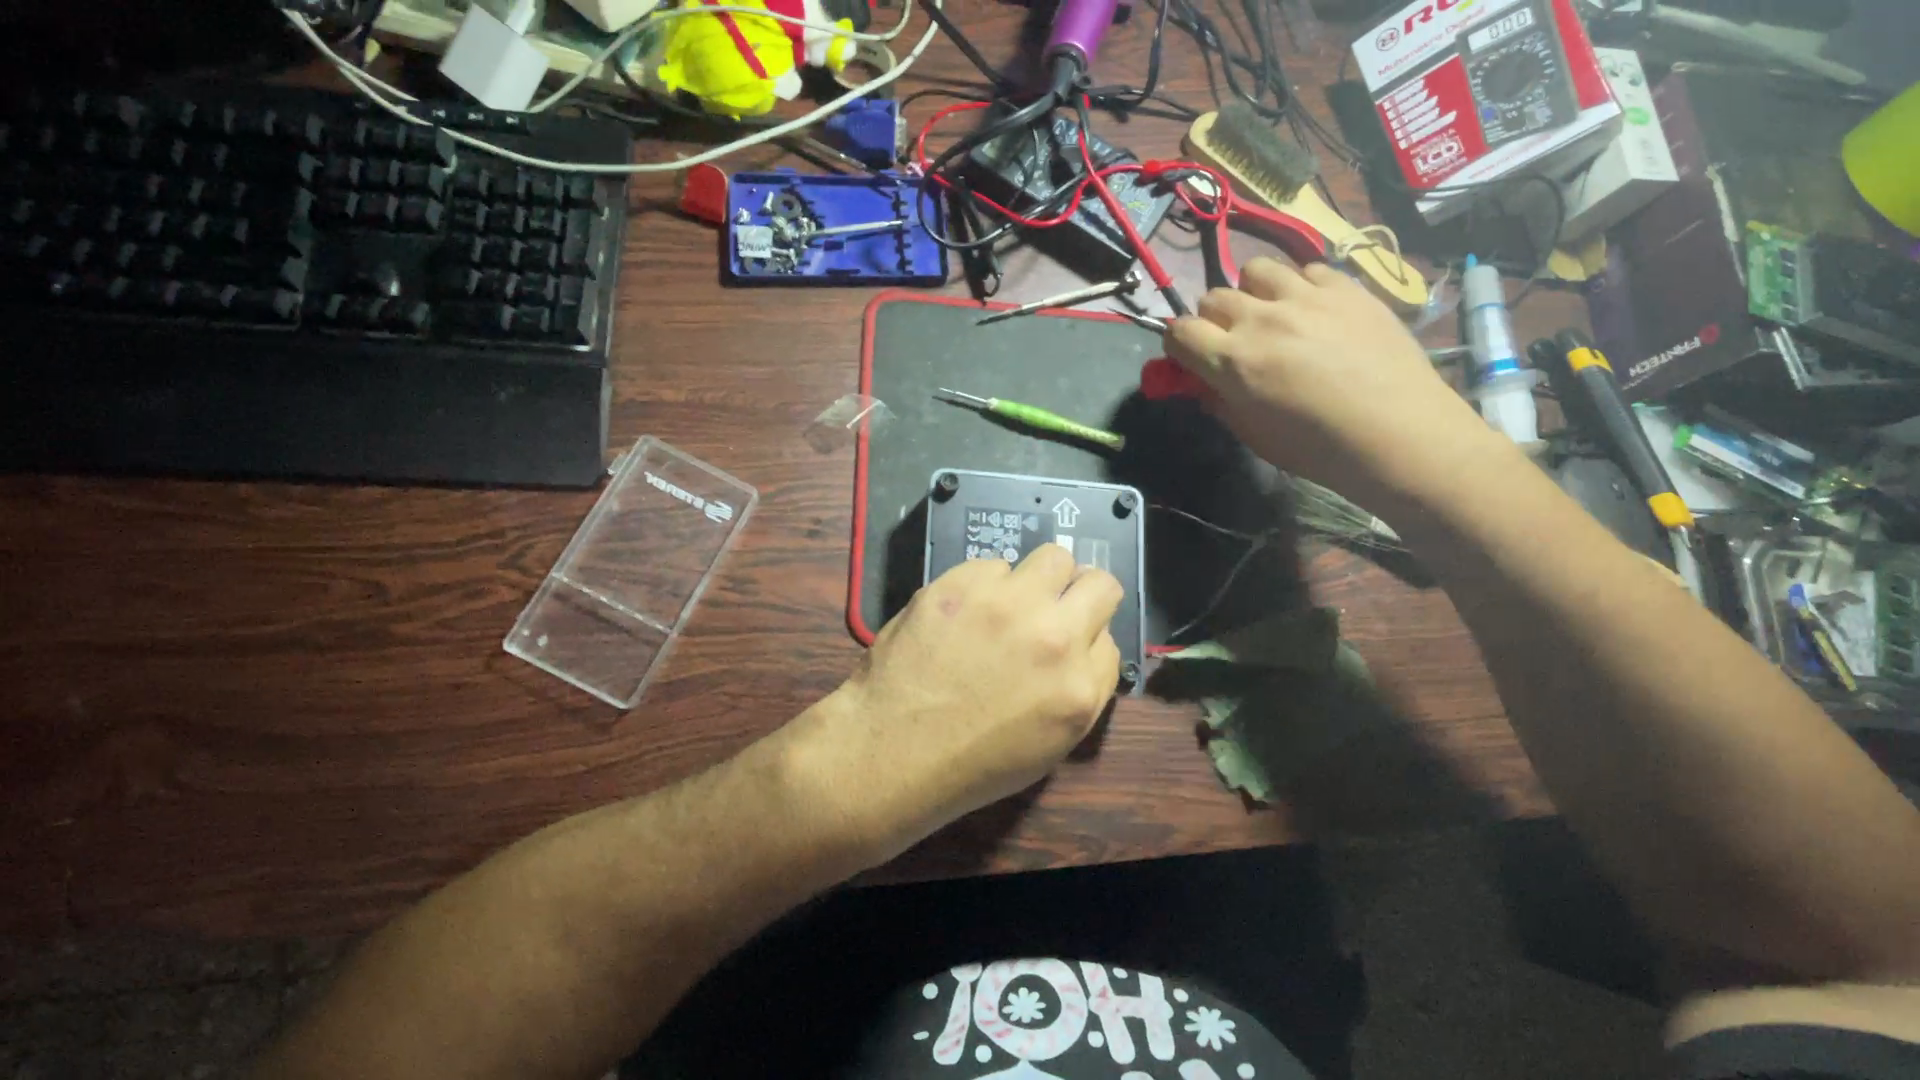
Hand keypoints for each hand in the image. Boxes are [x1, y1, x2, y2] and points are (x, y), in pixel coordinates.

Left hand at [782, 545, 1122, 863]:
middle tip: (1053, 607)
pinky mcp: (961, 584)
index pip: (1111, 634)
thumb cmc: (972, 762)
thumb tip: (1088, 640)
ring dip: (1039, 577)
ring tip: (1011, 601)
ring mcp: (1005, 604)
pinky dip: (985, 584)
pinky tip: (963, 612)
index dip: (1089, 635)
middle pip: (1098, 582)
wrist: (893, 750)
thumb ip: (1082, 687)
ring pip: (1052, 557)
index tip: (1069, 639)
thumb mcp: (1051, 744)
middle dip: (1081, 592)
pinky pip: (993, 564)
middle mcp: (1052, 636)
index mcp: (1079, 685)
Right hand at [1165, 258, 1504, 504]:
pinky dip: (1300, 286)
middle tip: (1234, 340)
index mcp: (1233, 362)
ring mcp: (1306, 297)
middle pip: (1213, 297)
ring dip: (1253, 292)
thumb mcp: (1255, 436)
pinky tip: (1313, 310)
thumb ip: (1220, 402)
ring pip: (1256, 270)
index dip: (1179, 344)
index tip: (1192, 357)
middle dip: (1214, 319)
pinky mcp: (1345, 287)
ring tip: (1271, 312)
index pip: (1180, 332)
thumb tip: (1204, 382)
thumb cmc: (1320, 449)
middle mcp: (1262, 320)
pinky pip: (1307, 269)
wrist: (1400, 435)